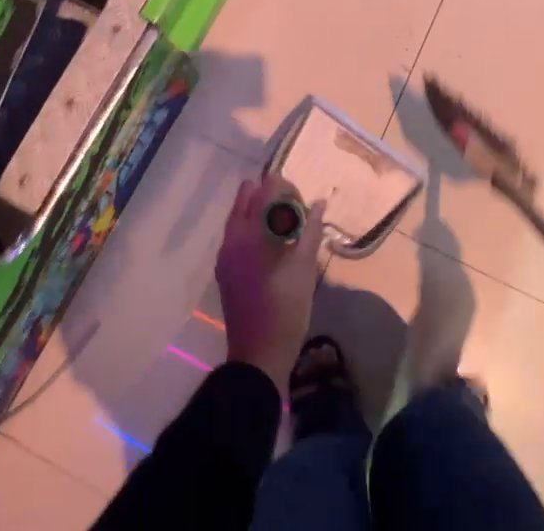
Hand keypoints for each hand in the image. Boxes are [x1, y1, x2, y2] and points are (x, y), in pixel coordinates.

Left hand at [215, 176, 325, 394]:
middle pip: (248, 195)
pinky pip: (236, 233)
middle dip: (271, 195)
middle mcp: (233, 236)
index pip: (267, 189)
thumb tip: (319, 203)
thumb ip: (311, 231)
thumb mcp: (305, 269)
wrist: (258, 354)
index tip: (303, 205)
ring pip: (240, 214)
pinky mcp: (224, 267)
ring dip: (261, 212)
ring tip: (286, 232)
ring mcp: (225, 252)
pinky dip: (253, 229)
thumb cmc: (287, 311)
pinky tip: (272, 248)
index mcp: (253, 233)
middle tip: (294, 215)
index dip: (287, 189)